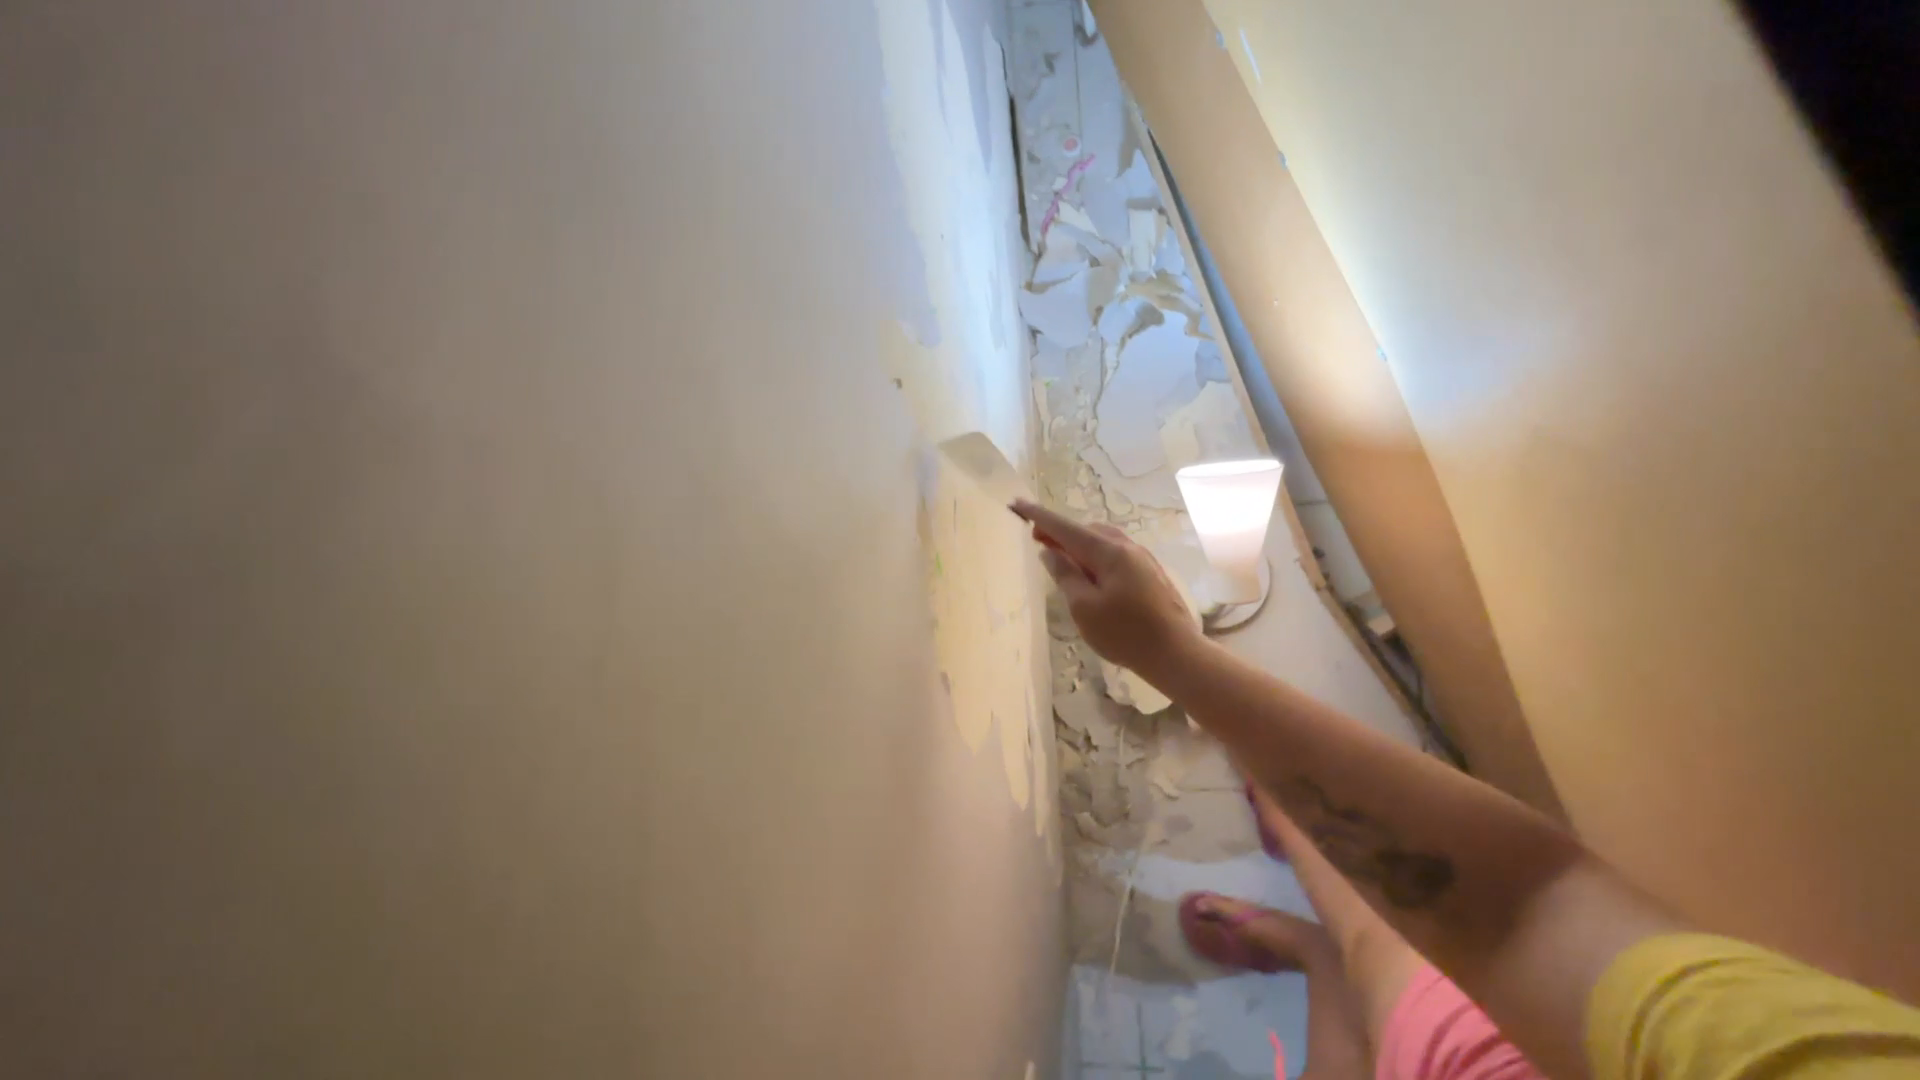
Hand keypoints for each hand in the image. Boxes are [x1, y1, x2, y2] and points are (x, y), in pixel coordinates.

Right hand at [1010, 499, 1204, 677]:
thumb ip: (1065, 575)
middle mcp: (1127, 547)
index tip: (1017, 504)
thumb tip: (1050, 551)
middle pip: (1086, 530)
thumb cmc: (1125, 633)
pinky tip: (1090, 572)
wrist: (1176, 652)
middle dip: (1059, 531)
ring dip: (1078, 543)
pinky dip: (1094, 554)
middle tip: (1036, 540)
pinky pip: (1115, 552)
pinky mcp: (1150, 572)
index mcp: (1108, 552)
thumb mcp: (1084, 608)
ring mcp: (1142, 558)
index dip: (1039, 517)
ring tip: (1060, 556)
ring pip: (1103, 540)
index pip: (1066, 528)